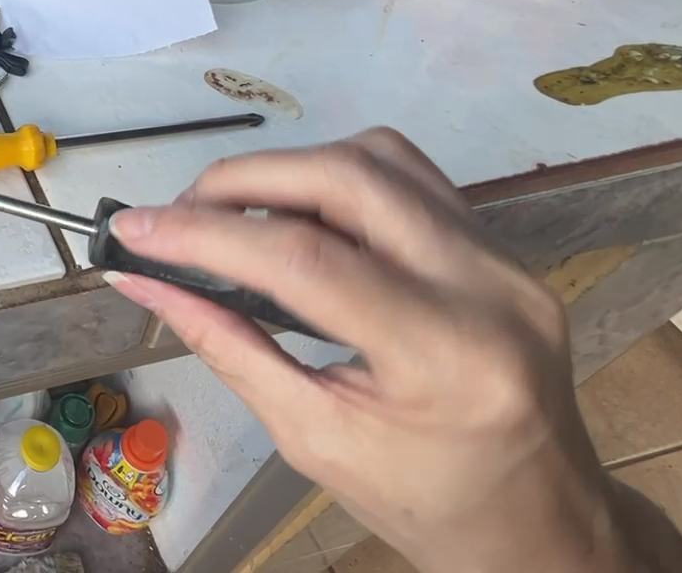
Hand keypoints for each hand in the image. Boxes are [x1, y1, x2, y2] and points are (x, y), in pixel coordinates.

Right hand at [103, 129, 663, 572]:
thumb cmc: (423, 503)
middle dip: (239, 180)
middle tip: (178, 214)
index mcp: (446, 359)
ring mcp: (501, 257)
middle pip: (343, 177)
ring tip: (232, 214)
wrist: (548, 526)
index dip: (204, 234)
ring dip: (283, 170)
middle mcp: (488, 288)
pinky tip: (295, 212)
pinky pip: (400, 171)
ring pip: (373, 156)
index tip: (133, 230)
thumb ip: (221, 342)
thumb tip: (140, 279)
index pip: (303, 260)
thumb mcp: (307, 436)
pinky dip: (326, 174)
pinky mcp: (493, 244)